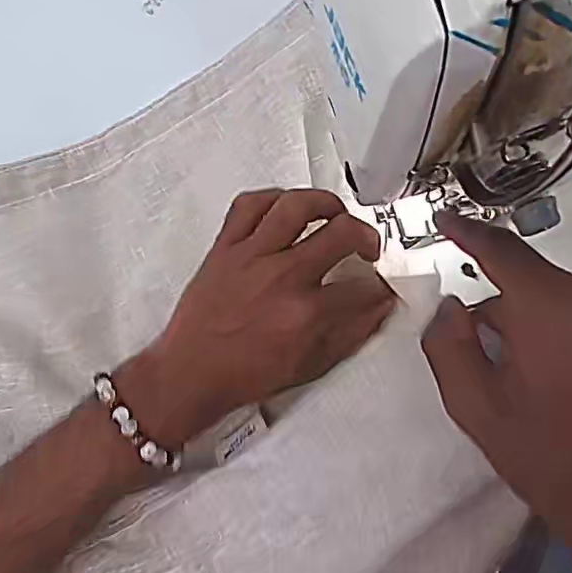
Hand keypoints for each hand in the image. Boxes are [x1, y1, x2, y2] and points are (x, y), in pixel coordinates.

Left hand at [117, 189, 397, 445]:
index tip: (379, 286)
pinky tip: (284, 207)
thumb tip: (375, 311)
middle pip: (341, 233)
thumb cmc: (240, 374)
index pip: (362, 288)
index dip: (380, 287)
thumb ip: (348, 335)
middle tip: (367, 246)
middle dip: (368, 237)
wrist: (191, 373)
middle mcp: (281, 277)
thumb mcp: (307, 366)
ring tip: (334, 213)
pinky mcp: (224, 248)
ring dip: (325, 203)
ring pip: (296, 205)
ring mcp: (251, 257)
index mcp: (304, 312)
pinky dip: (271, 198)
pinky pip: (248, 205)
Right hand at [420, 211, 571, 572]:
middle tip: (489, 365)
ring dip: (536, 329)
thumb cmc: (556, 462)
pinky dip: (569, 339)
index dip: (466, 232)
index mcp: (550, 309)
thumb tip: (450, 310)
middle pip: (530, 284)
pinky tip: (568, 389)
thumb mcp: (476, 408)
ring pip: (561, 304)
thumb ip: (448, 346)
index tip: (448, 220)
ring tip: (535, 389)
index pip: (500, 250)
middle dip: (502, 312)